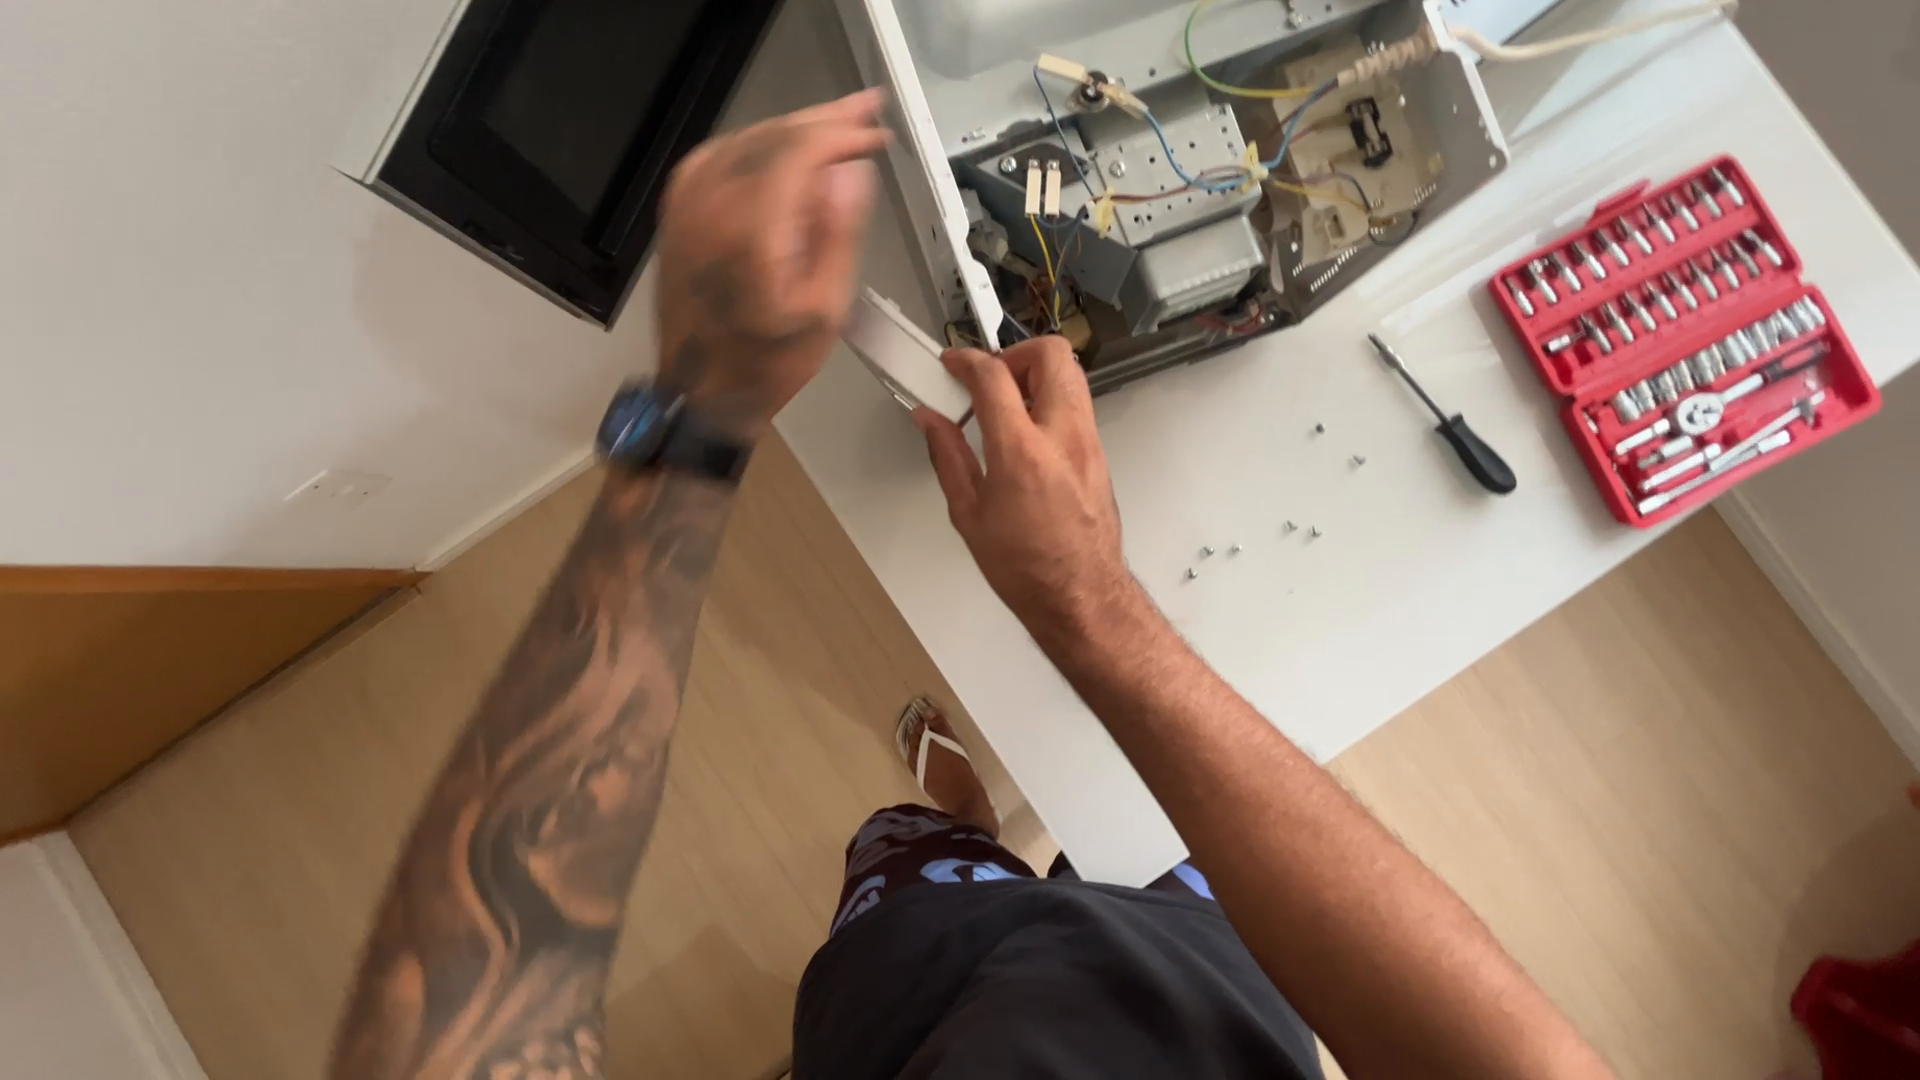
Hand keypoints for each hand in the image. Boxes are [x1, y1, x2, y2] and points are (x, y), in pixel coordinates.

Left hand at [653, 90, 888, 439]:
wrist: (706, 392)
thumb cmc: (768, 362)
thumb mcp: (824, 310)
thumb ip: (836, 234)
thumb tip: (851, 174)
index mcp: (751, 229)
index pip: (800, 149)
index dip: (842, 131)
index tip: (874, 132)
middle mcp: (712, 205)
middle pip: (773, 135)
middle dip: (824, 121)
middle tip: (864, 115)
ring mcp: (688, 206)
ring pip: (746, 140)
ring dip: (793, 130)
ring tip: (833, 128)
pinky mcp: (679, 214)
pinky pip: (717, 157)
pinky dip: (755, 145)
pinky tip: (780, 151)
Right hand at [916, 337, 1139, 634]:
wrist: (1080, 595)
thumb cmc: (1029, 568)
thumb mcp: (969, 513)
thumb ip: (948, 456)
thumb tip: (931, 422)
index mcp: (1021, 452)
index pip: (993, 375)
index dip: (965, 360)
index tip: (952, 364)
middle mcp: (1062, 437)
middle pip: (1049, 354)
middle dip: (1012, 354)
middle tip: (988, 379)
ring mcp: (1088, 443)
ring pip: (1070, 374)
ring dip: (1035, 375)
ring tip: (1006, 404)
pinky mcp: (1099, 453)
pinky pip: (1077, 404)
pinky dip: (1051, 400)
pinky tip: (1027, 430)